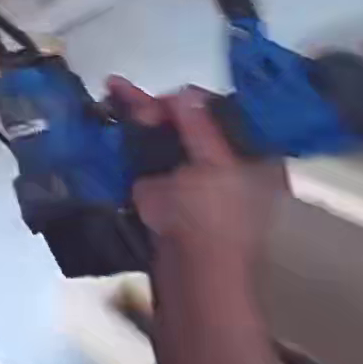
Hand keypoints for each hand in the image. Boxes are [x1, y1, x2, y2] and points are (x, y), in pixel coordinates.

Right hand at [106, 77, 287, 270]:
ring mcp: (188, 176)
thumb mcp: (214, 164)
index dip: (199, 101)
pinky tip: (112, 104)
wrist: (191, 276)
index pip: (226, 114)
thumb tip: (182, 94)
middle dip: (162, 105)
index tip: (175, 95)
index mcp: (250, 157)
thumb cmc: (217, 218)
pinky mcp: (161, 187)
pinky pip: (145, 151)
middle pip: (191, 121)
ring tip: (115, 87)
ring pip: (164, 133)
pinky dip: (128, 132)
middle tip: (138, 95)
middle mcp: (221, 162)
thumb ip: (197, 124)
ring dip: (140, 109)